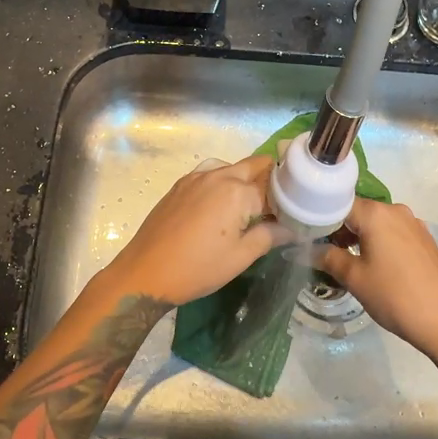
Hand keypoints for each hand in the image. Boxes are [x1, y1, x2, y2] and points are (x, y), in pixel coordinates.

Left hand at [102, 155, 296, 304]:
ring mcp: (196, 177)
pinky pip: (211, 173)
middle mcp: (218, 175)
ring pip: (232, 167)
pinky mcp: (181, 184)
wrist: (145, 273)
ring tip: (249, 208)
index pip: (274, 188)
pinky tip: (221, 208)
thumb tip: (291, 229)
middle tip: (274, 208)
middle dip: (269, 181)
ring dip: (245, 180)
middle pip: (254, 165)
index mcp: (236, 191)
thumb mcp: (239, 258)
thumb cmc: (197, 268)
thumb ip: (268, 236)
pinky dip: (224, 183)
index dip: (286, 202)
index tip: (292, 216)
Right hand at [319, 199, 437, 358]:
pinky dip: (380, 242)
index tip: (307, 235)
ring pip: (377, 222)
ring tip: (348, 261)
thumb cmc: (395, 296)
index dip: (320, 217)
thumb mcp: (355, 279)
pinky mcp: (425, 239)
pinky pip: (394, 232)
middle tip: (324, 252)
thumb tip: (305, 250)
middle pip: (359, 211)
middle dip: (340, 228)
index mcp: (376, 213)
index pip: (338, 203)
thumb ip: (328, 259)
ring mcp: (414, 223)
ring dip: (360, 236)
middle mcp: (395, 210)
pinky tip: (376, 266)